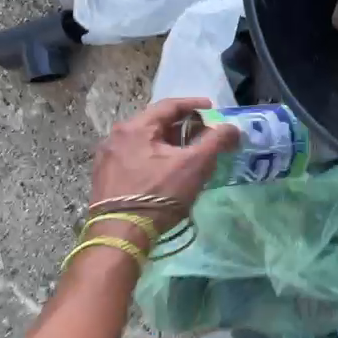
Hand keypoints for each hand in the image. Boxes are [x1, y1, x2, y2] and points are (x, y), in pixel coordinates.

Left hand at [88, 97, 239, 234]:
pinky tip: (166, 170)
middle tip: (203, 133)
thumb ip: (216, 141)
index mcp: (136, 127)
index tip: (212, 108)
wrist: (120, 233)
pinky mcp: (105, 176)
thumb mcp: (194, 165)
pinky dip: (155, 156)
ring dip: (168, 143)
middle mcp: (117, 136)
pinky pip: (135, 156)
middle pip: (156, 122)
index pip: (169, 105)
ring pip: (145, 141)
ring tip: (187, 153)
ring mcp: (108, 157)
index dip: (194, 105)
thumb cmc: (159, 193)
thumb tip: (232, 128)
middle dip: (182, 126)